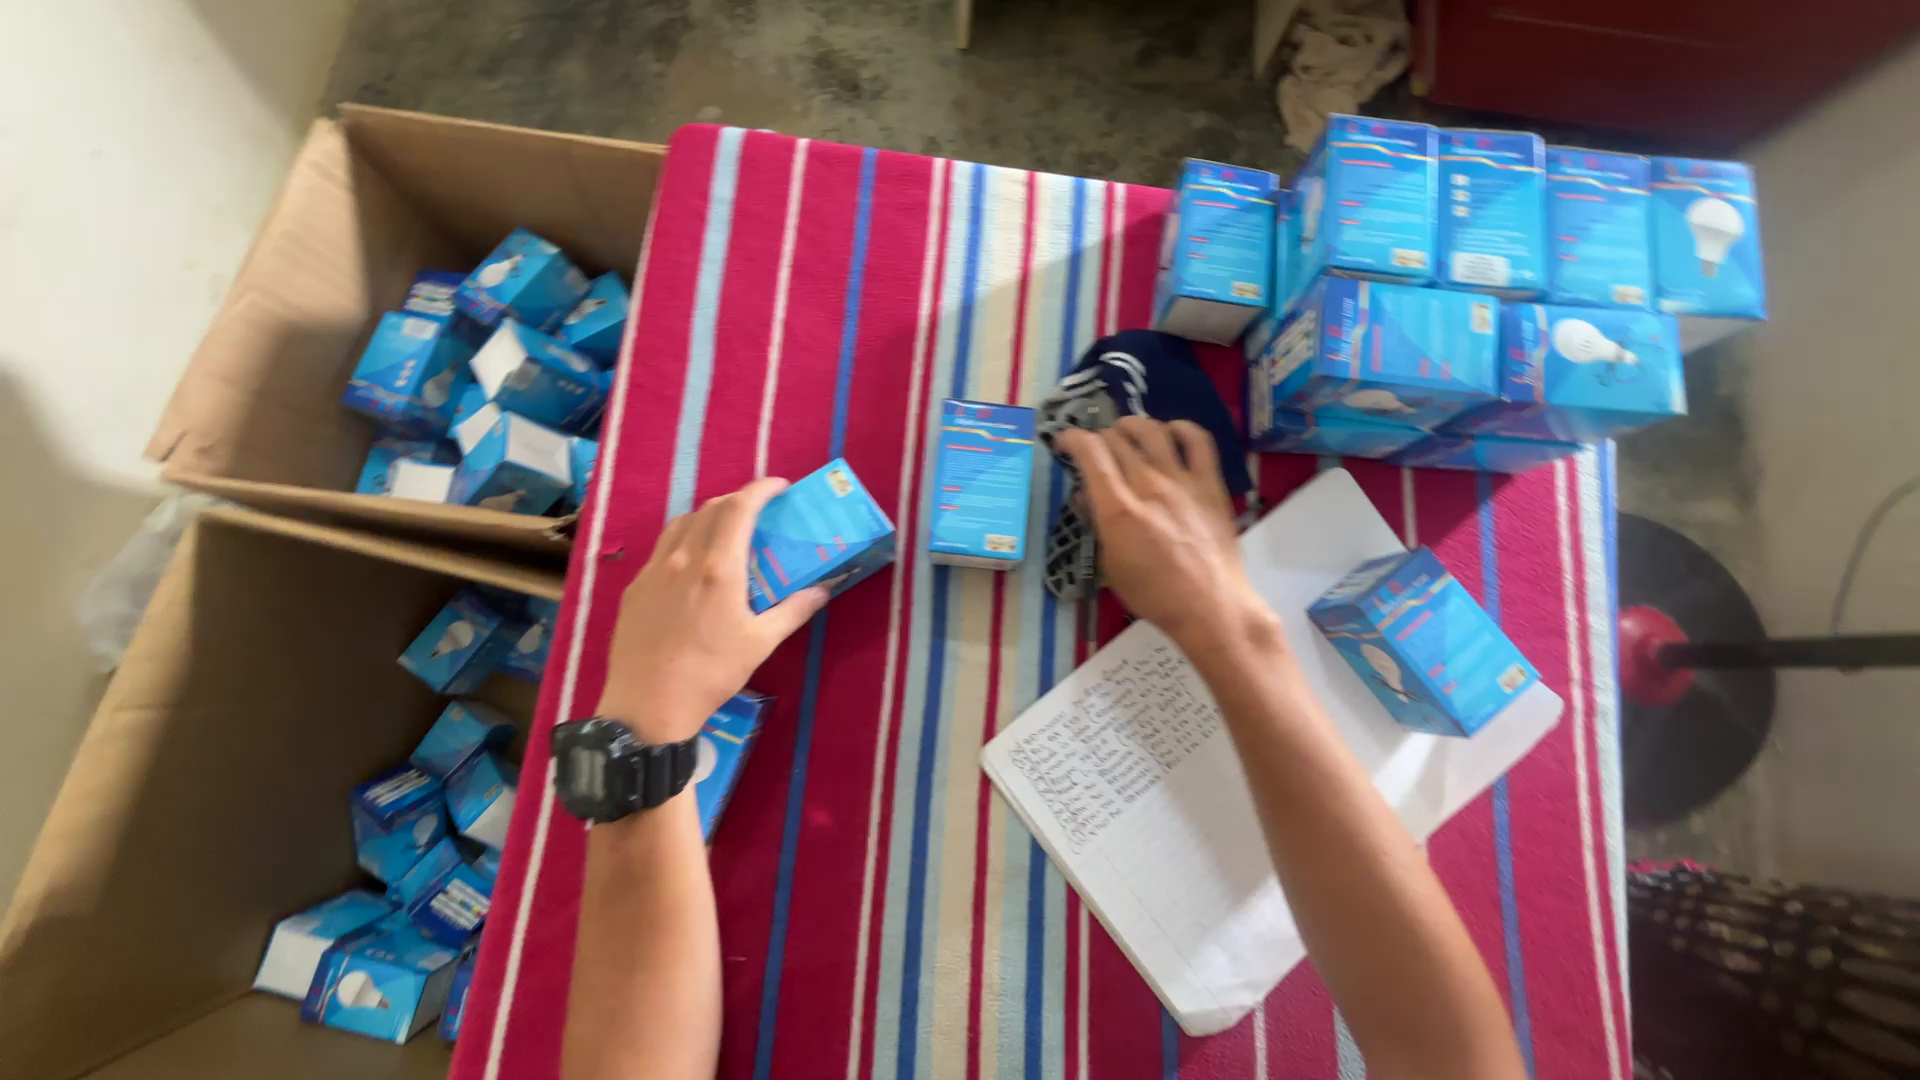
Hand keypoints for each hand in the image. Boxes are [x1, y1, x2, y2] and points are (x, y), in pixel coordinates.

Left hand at [596, 477, 827, 742]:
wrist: (647, 705)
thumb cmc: (711, 673)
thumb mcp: (761, 644)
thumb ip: (793, 611)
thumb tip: (823, 591)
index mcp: (719, 568)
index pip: (740, 508)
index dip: (761, 489)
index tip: (779, 486)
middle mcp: (684, 559)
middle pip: (711, 508)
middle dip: (738, 499)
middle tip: (759, 509)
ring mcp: (654, 571)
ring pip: (682, 522)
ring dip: (708, 514)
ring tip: (725, 528)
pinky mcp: (636, 587)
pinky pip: (662, 546)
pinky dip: (684, 537)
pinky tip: (692, 560)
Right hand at [1057, 418, 1276, 651]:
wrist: (1210, 607)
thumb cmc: (1154, 595)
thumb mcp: (1111, 565)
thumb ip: (1098, 525)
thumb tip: (1088, 497)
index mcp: (1119, 509)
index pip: (1090, 453)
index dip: (1072, 439)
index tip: (1065, 444)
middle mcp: (1148, 486)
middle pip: (1117, 439)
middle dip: (1098, 438)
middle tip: (1096, 452)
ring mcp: (1182, 482)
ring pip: (1152, 430)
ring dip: (1131, 426)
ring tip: (1125, 434)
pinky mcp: (1210, 484)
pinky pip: (1198, 440)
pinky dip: (1180, 428)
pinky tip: (1170, 433)